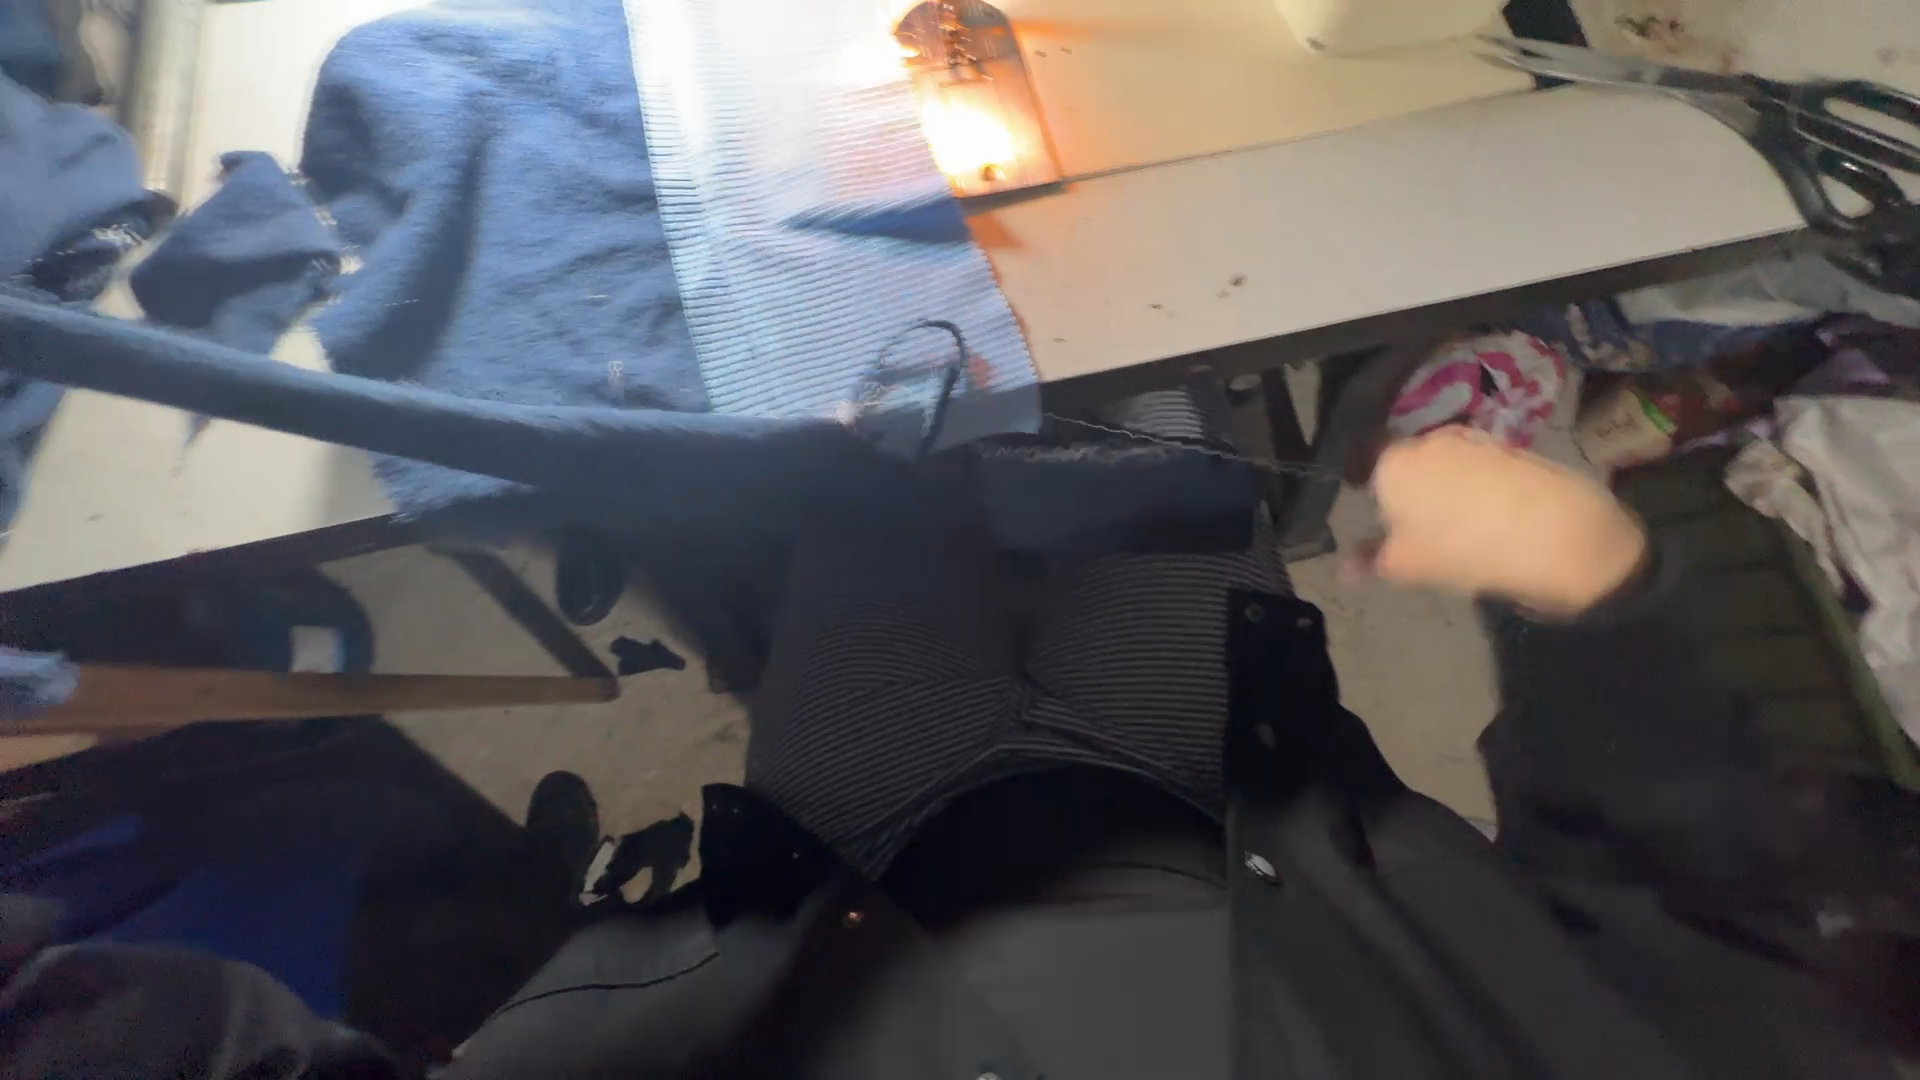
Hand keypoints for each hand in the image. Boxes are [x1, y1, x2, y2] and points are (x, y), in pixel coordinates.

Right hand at [1343, 428, 1648, 616]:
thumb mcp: (1404, 565)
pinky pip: (1483, 468)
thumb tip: (1343, 571)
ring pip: (1447, 462)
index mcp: (1393, 462)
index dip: (1366, 483)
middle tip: (1413, 520)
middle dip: (1408, 483)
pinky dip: (1480, 486)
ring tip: (1456, 522)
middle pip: (1409, 460)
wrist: (1559, 537)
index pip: (1366, 461)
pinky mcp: (1517, 451)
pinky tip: (1492, 517)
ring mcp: (1477, 442)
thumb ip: (1368, 561)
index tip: (1373, 508)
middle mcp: (1430, 441)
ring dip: (1446, 484)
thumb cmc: (1461, 547)